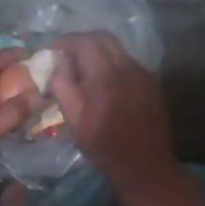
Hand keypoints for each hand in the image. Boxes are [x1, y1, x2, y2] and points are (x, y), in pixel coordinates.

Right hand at [49, 33, 193, 205]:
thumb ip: (64, 88)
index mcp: (108, 77)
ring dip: (98, 52)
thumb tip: (57, 65)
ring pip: (118, 49)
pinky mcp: (152, 83)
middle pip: (104, 38)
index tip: (52, 50)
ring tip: (81, 70)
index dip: (66, 41)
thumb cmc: (106, 148)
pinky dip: (112, 64)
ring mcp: (144, 74)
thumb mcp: (76, 122)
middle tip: (65, 55)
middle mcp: (129, 68)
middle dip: (82, 42)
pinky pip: (128, 63)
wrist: (146, 167)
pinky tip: (102, 83)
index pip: (86, 41)